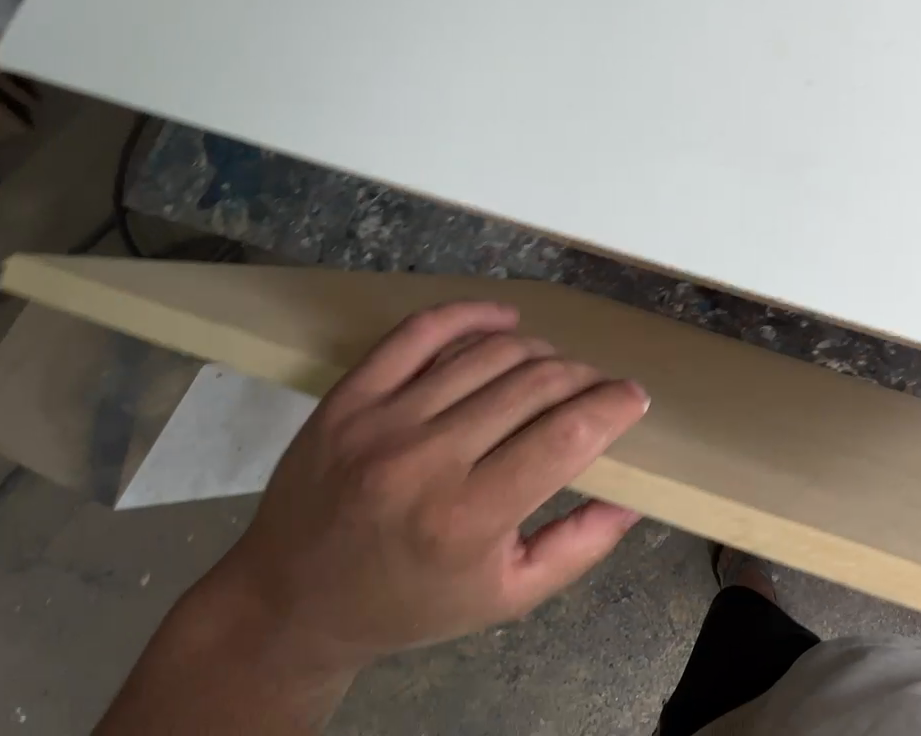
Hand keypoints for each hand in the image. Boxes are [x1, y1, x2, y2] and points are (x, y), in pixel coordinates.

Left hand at [196, 301, 650, 670]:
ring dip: (543, 353)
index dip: (616, 406)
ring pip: (493, 353)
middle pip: (538, 383)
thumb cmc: (411, 604)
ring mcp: (380, 421)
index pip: (569, 434)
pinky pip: (422, 330)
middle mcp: (423, 461)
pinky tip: (506, 321)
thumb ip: (582, 545)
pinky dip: (474, 315)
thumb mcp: (509, 596)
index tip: (634, 400)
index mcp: (467, 518)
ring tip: (555, 373)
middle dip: (588, 378)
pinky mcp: (348, 396)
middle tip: (600, 391)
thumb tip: (635, 494)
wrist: (286, 605)